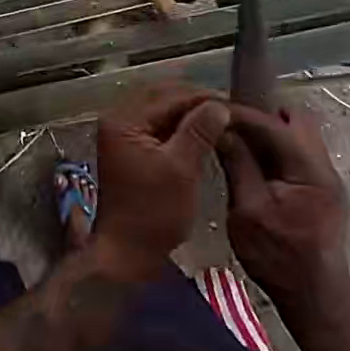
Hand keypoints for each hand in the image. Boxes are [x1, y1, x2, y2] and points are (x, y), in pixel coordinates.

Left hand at [91, 83, 230, 276]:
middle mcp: (118, 120)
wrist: (127, 254)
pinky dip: (178, 128)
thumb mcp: (181, 170)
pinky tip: (201, 133)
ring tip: (219, 118)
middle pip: (160, 98)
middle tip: (227, 108)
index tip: (232, 102)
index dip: (201, 97)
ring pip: (159, 111)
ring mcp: (122, 135)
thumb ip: (198, 132)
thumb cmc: (153, 213)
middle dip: (194, 101)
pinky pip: (156, 127)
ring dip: (187, 113)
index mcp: (123, 120)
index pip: (167, 96)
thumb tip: (219, 105)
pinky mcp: (129, 149)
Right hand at [216, 103, 349, 310]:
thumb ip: (237, 164)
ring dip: (266, 131)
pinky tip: (249, 158)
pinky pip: (294, 152)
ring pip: (296, 133)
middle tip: (229, 121)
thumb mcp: (249, 212)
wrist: (313, 302)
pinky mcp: (316, 189)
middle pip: (294, 119)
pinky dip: (271, 147)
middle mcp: (323, 167)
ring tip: (235, 138)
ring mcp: (323, 178)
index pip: (274, 124)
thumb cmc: (279, 260)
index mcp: (311, 170)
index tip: (213, 109)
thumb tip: (221, 128)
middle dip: (260, 114)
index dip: (241, 113)